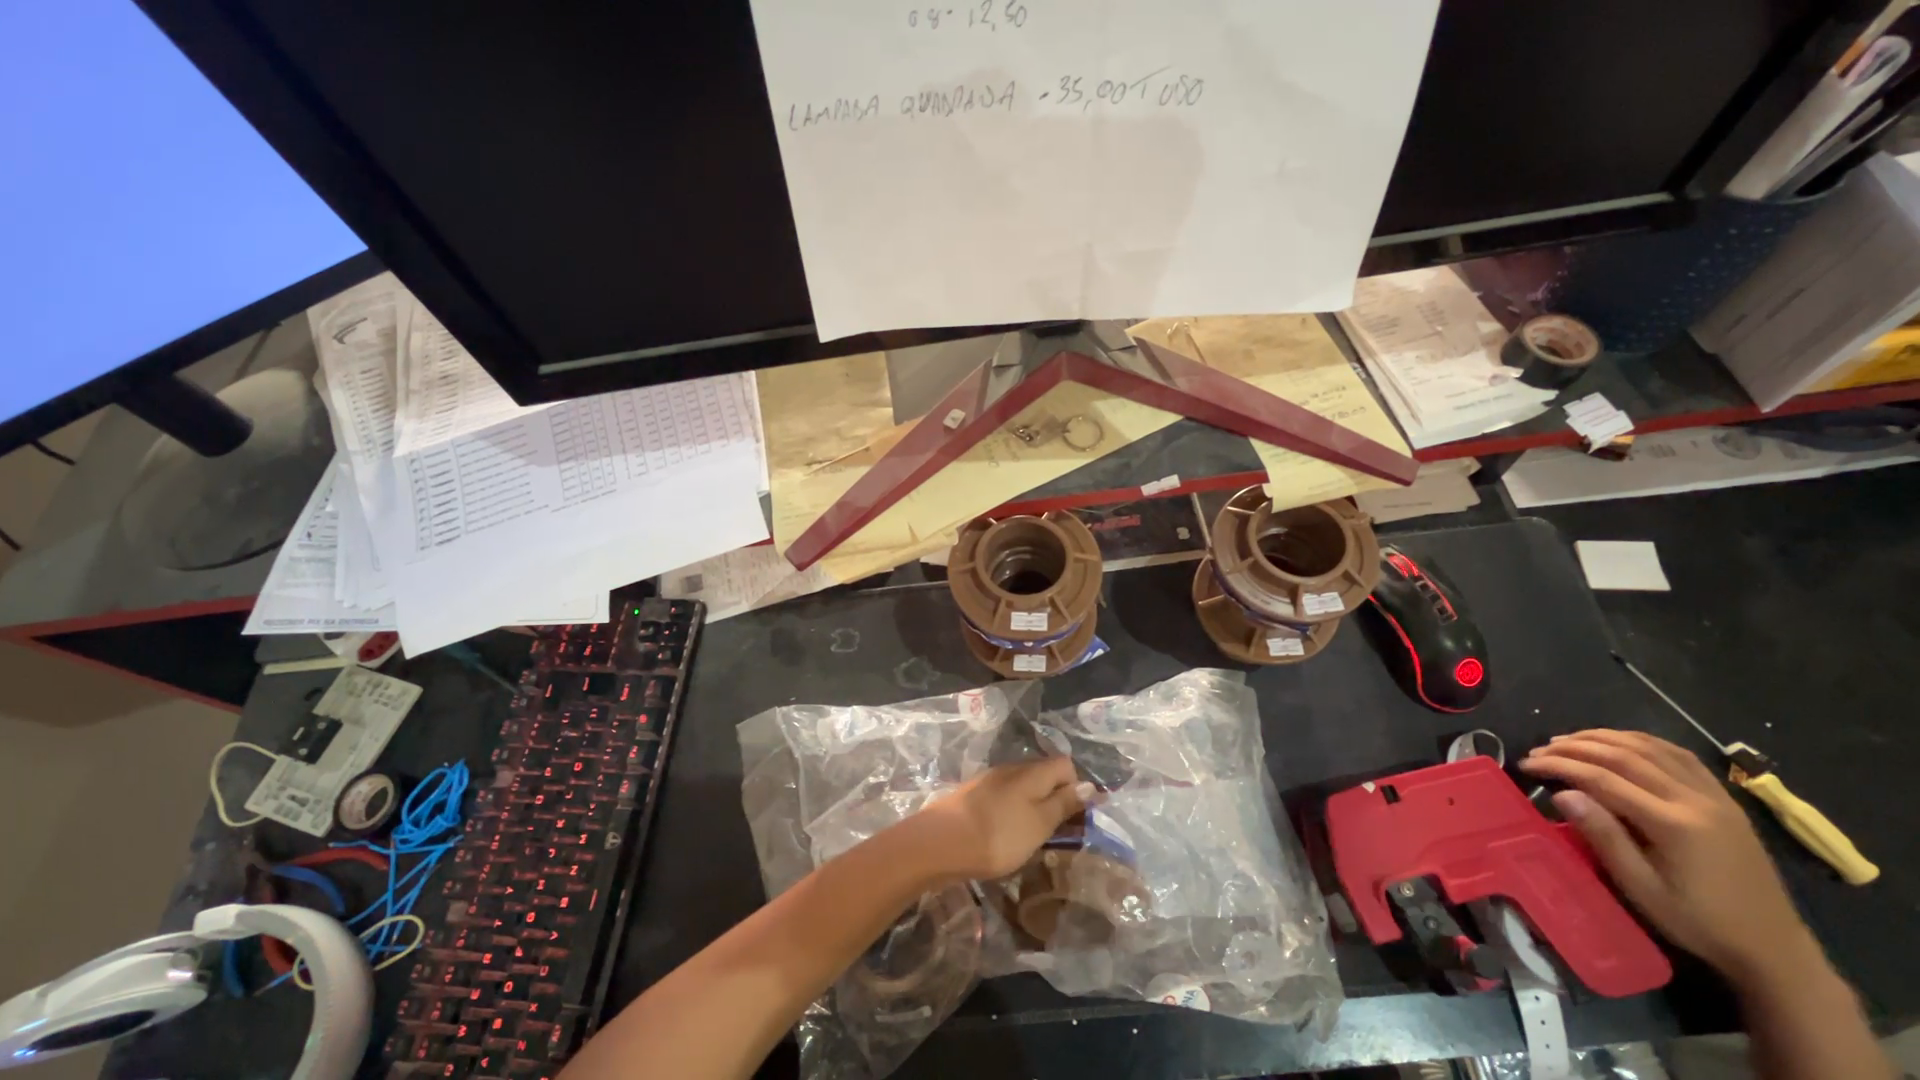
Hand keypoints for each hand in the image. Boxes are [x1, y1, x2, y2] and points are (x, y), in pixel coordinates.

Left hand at [909, 757, 1091, 881]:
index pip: (1066, 765)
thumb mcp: (1040, 823)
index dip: (1077, 788)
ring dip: (1033, 808)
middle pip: (1044, 775)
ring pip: (1022, 788)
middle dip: (1056, 800)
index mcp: (1032, 771)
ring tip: (1033, 839)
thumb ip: (1065, 803)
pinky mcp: (971, 797)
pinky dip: (1012, 814)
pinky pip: (1003, 799)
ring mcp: (988, 781)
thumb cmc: (998, 835)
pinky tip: (1005, 836)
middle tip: (1059, 834)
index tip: (1078, 819)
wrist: (938, 844)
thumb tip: (1091, 785)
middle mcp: (1010, 769)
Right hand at [1520, 730, 1814, 981]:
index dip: (1561, 766)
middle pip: (1626, 755)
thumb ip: (1604, 837)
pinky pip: (1679, 755)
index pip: (1604, 779)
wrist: (1771, 945)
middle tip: (1540, 750)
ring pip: (1652, 748)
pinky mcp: (1725, 798)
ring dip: (1606, 738)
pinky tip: (1622, 743)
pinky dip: (1643, 742)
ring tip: (1570, 740)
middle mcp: (1695, 799)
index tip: (1527, 765)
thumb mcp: (1643, 889)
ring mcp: (1714, 795)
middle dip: (1577, 747)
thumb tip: (1563, 794)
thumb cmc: (1698, 922)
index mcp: (1674, 824)